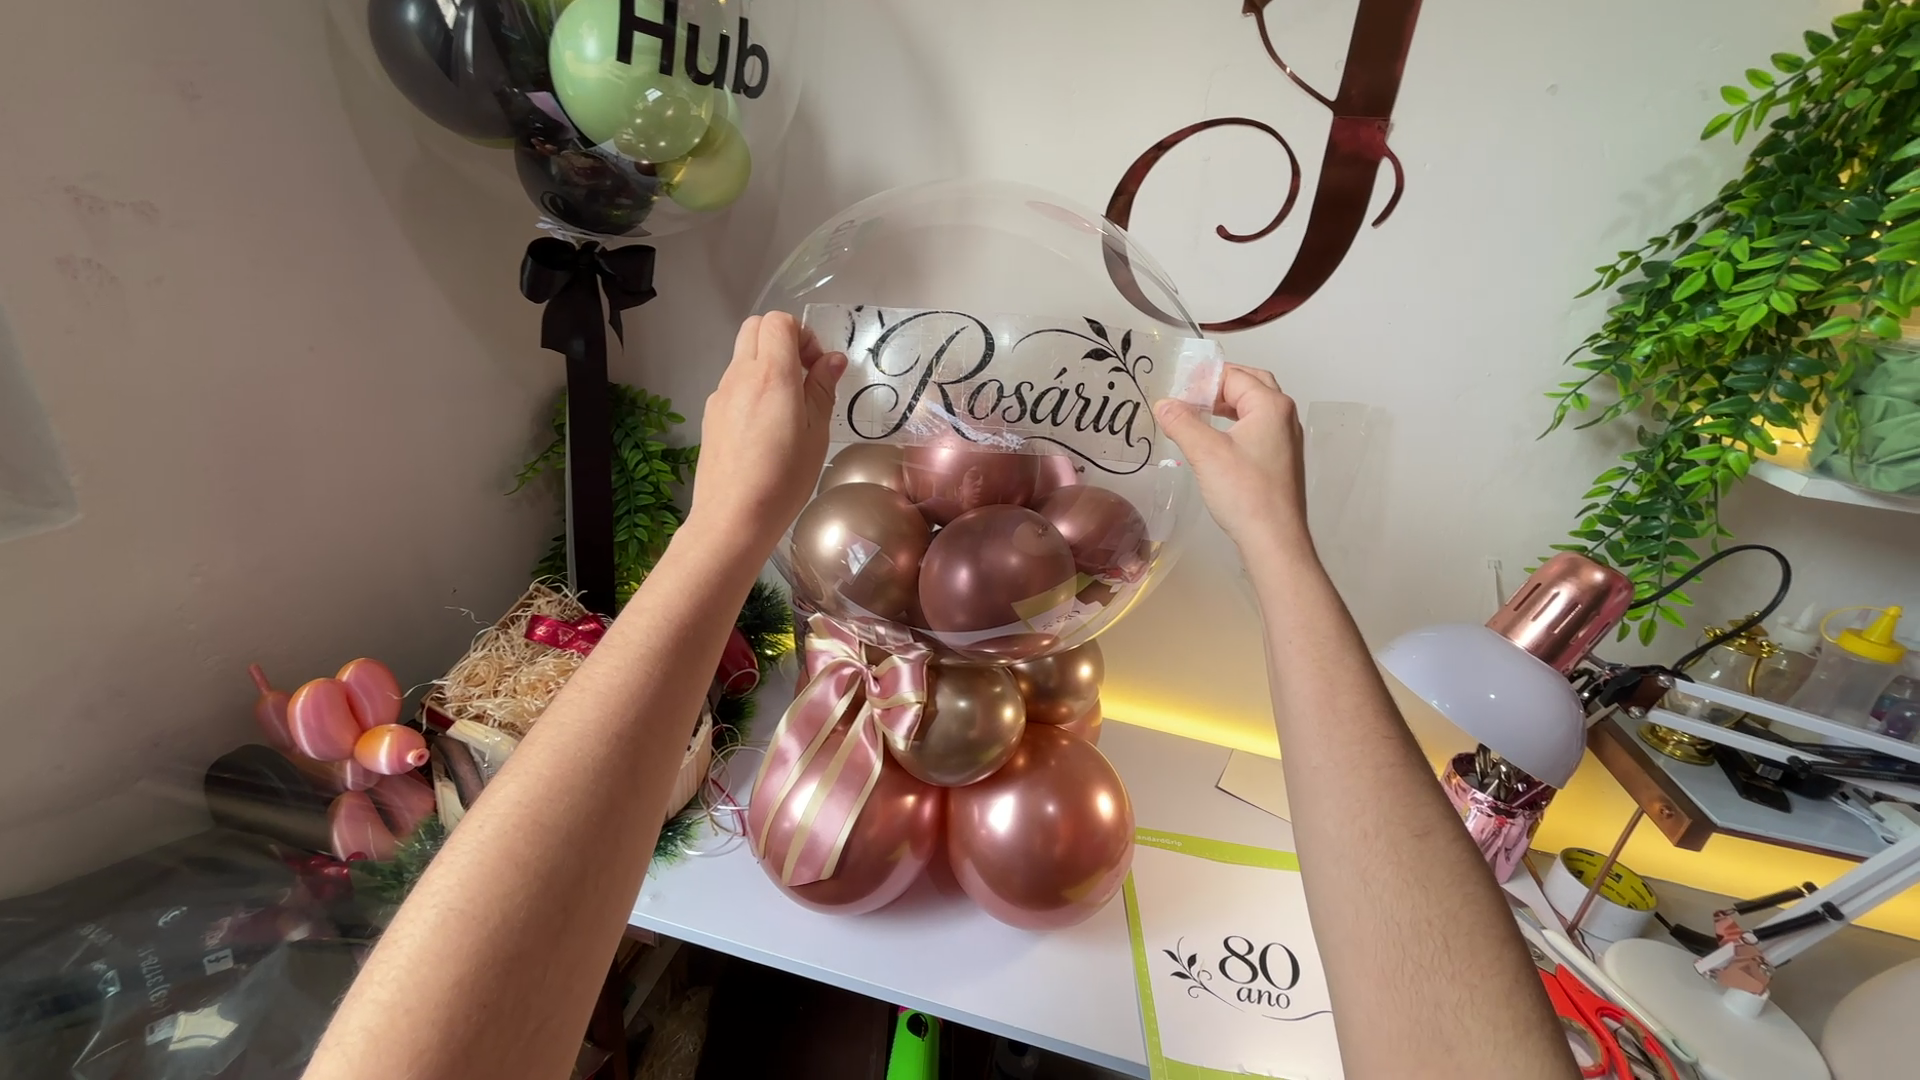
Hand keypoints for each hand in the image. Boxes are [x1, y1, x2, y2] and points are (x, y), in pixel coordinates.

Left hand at [689, 313, 846, 553]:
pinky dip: (753, 389)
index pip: (779, 322)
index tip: (818, 368)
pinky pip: (734, 385)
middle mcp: (740, 376)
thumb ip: (822, 389)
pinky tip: (766, 428)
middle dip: (783, 341)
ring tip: (789, 407)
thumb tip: (832, 360)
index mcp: (771, 375)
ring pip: (742, 357)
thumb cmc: (783, 479)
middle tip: (805, 376)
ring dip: (768, 365)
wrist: (734, 517)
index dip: (803, 336)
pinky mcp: (711, 415)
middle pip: (755, 328)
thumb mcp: (816, 433)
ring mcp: (721, 395)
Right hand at [1154, 364, 1309, 556]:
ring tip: (1197, 415)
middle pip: (1251, 385)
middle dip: (1219, 386)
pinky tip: (1215, 441)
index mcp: (1270, 406)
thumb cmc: (1244, 491)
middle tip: (1189, 395)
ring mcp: (1285, 440)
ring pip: (1254, 408)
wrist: (1273, 538)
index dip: (1203, 379)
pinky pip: (1256, 429)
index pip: (1234, 376)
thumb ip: (1182, 422)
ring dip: (1226, 406)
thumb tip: (1162, 403)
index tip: (1176, 390)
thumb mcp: (1205, 453)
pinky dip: (1234, 425)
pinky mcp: (1280, 460)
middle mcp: (1284, 416)